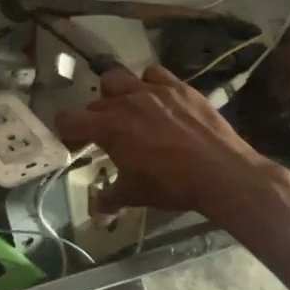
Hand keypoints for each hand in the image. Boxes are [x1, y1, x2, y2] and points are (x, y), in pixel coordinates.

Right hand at [54, 65, 289, 224]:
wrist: (224, 174)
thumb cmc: (172, 185)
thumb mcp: (134, 194)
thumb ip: (109, 199)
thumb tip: (97, 216)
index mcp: (107, 128)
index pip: (67, 119)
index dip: (66, 132)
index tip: (76, 145)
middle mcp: (124, 103)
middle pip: (94, 102)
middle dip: (94, 119)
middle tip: (106, 136)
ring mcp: (152, 92)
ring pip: (117, 79)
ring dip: (115, 93)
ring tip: (127, 109)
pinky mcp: (178, 88)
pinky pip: (153, 74)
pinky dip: (148, 83)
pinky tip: (156, 100)